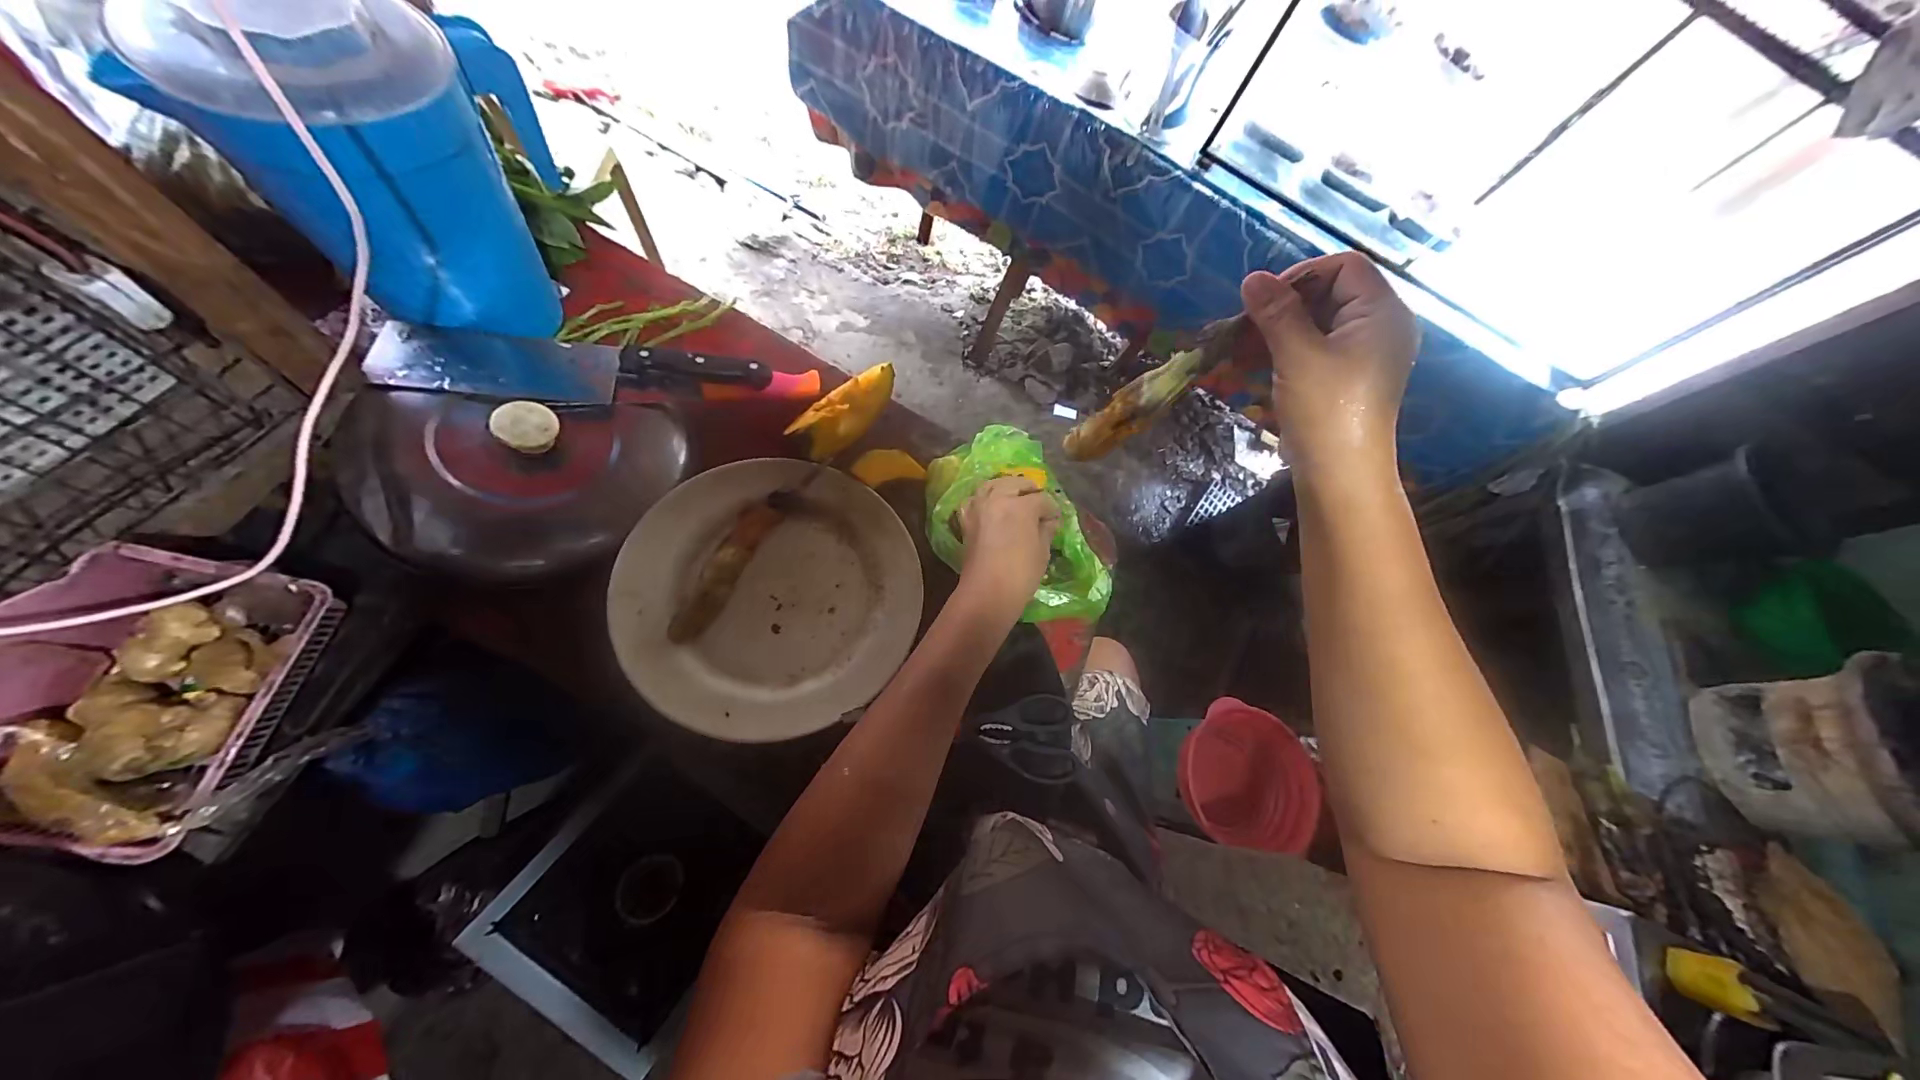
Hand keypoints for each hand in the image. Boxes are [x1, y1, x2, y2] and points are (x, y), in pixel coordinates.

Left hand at [957, 476, 1060, 613]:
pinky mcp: (966, 521)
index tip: (1056, 518)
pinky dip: (984, 498)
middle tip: (1038, 501)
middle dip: (1029, 489)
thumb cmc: (1021, 574)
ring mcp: (978, 508)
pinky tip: (992, 506)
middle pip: (1014, 483)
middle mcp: (997, 499)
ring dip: (1005, 487)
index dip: (1052, 508)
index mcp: (1021, 506)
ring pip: (991, 485)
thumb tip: (1049, 521)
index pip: (1041, 499)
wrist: (986, 593)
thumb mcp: (1042, 551)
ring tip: (1015, 497)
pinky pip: (975, 500)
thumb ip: (1046, 530)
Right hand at [1237, 253, 1418, 476]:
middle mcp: (1380, 326)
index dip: (1301, 275)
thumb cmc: (1325, 409)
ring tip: (1242, 350)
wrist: (1340, 474)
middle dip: (1284, 305)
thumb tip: (1252, 278)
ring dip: (1279, 330)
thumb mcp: (1296, 355)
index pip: (1344, 266)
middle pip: (1331, 293)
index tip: (1262, 302)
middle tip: (1246, 328)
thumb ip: (1276, 313)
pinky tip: (1256, 366)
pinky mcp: (1348, 378)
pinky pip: (1317, 349)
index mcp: (1381, 312)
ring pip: (1319, 323)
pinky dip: (1287, 351)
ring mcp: (1365, 354)